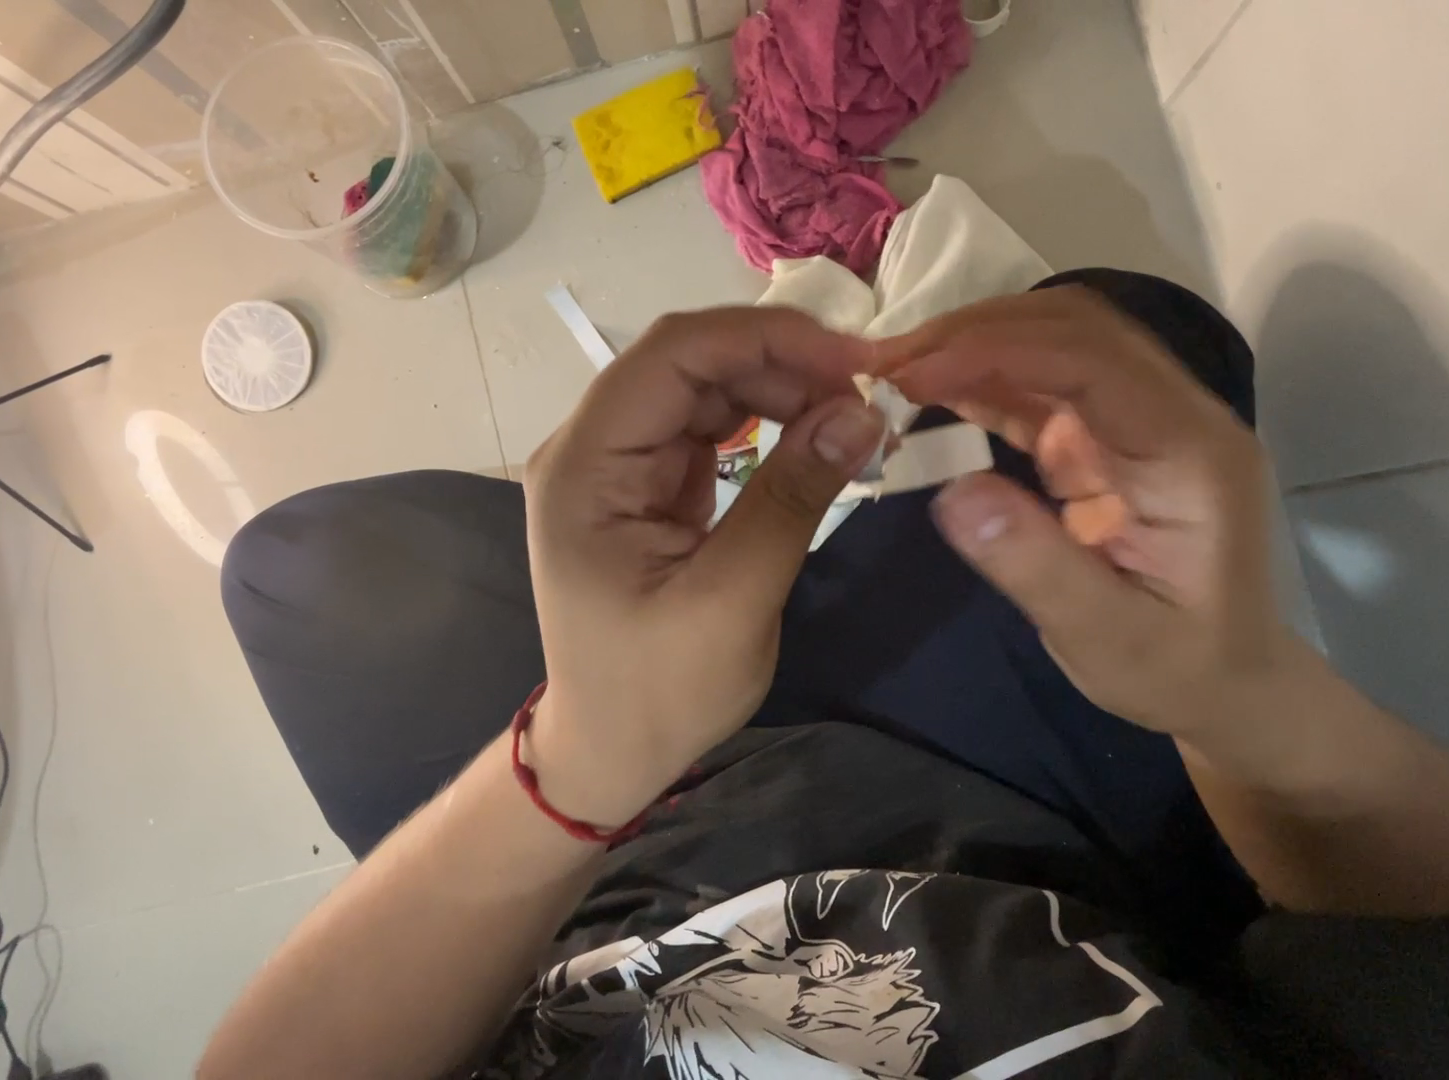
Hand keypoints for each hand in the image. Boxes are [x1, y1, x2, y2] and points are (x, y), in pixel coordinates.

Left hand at [523, 308, 885, 825]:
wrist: (611, 748)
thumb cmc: (659, 691)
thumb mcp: (732, 600)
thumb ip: (792, 498)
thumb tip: (861, 412)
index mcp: (584, 467)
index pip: (671, 354)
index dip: (766, 339)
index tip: (852, 361)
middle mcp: (590, 449)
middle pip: (687, 364)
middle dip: (780, 365)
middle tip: (864, 397)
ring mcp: (617, 467)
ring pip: (703, 392)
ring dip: (778, 392)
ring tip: (849, 417)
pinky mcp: (646, 488)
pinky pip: (708, 432)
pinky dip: (764, 426)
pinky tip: (811, 437)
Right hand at [880, 287, 1301, 736]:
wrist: (1223, 679)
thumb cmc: (1176, 667)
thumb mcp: (1106, 638)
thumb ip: (1034, 566)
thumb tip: (951, 493)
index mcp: (1189, 452)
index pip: (1093, 362)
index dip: (999, 350)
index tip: (913, 372)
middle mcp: (1171, 415)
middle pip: (1075, 330)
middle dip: (976, 332)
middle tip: (888, 362)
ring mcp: (1138, 421)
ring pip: (1054, 345)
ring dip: (973, 346)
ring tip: (896, 370)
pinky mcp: (1105, 438)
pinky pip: (1040, 388)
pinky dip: (981, 381)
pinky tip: (931, 392)